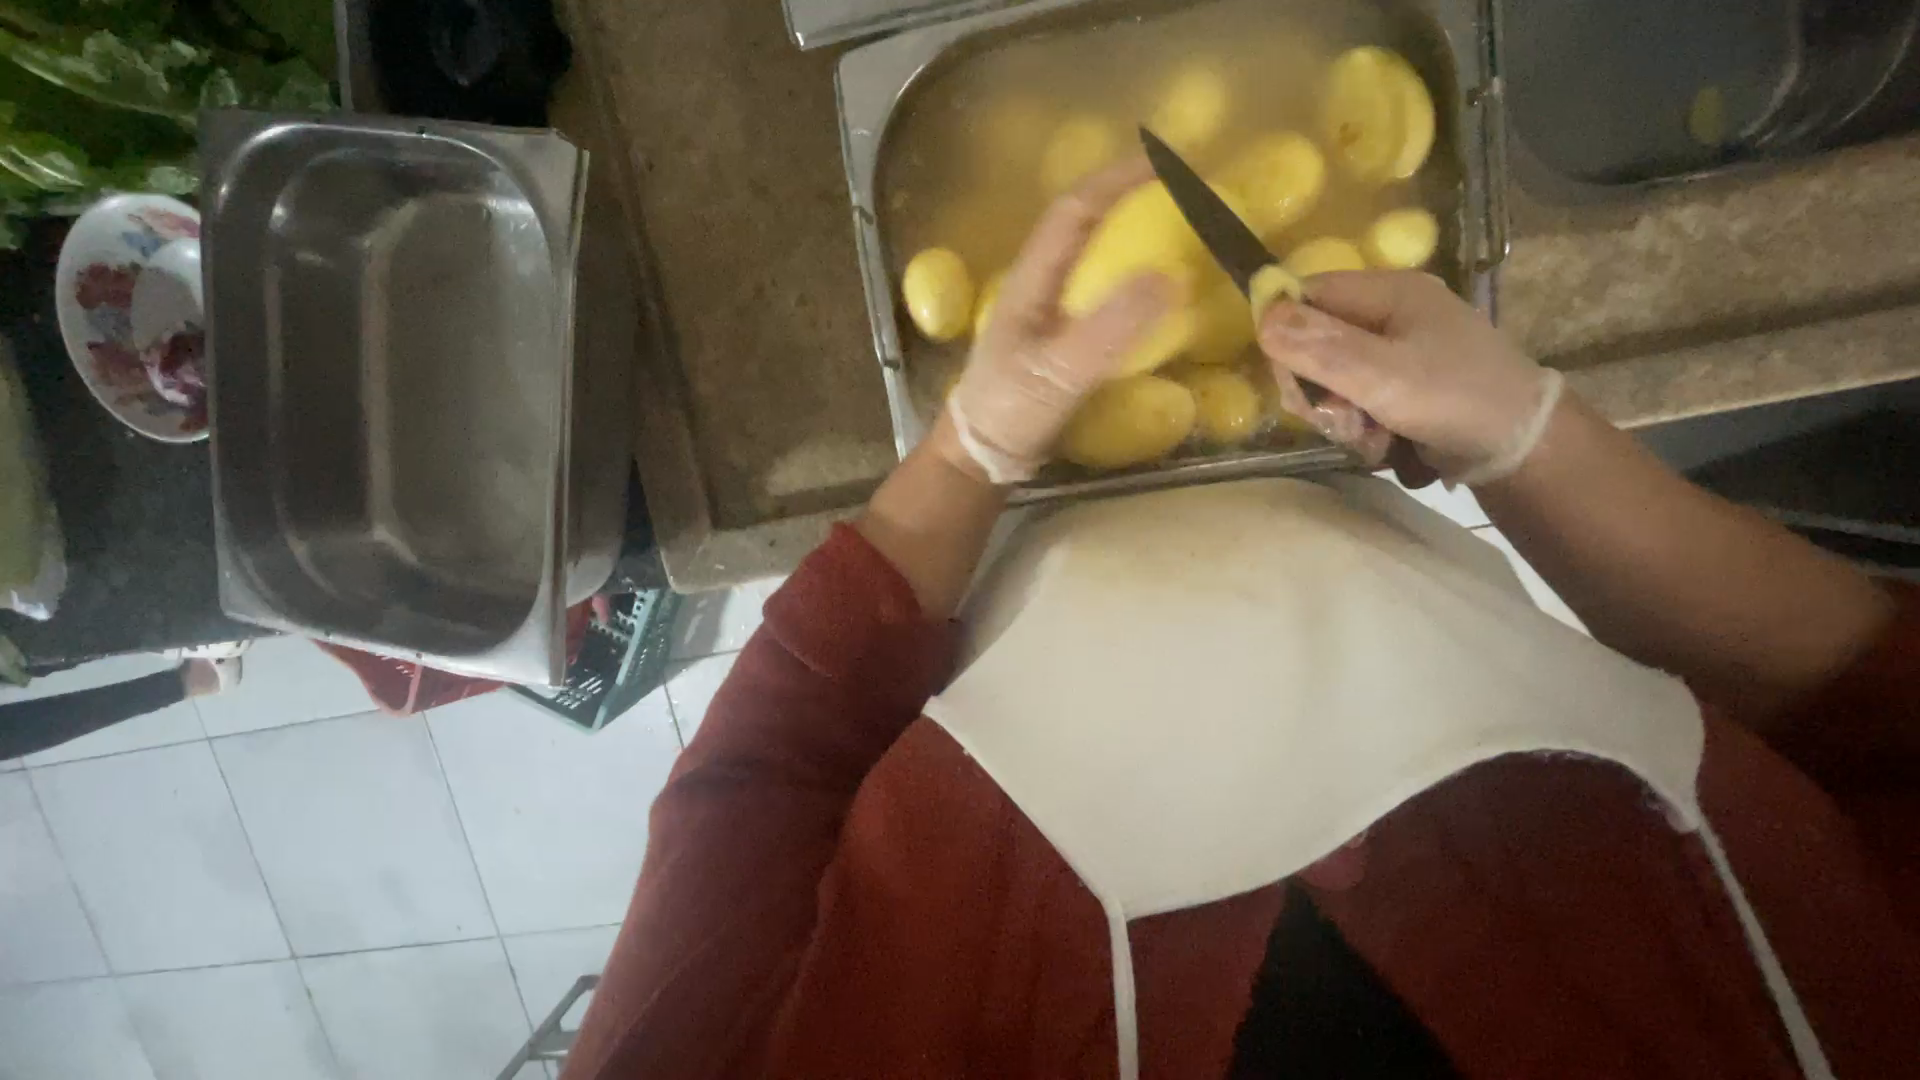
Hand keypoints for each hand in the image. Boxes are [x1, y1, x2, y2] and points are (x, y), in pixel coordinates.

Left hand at [944, 159, 1181, 484]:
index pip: (1075, 211)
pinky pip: (1104, 302)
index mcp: (1032, 281)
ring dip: (1137, 244)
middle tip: (1188, 198)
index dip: (1119, 179)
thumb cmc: (1008, 411)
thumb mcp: (1056, 372)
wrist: (982, 458)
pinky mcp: (1062, 346)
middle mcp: (1041, 289)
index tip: (1170, 162)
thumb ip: (1106, 330)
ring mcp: (1051, 318)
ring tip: (1184, 238)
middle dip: (1134, 204)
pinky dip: (1135, 289)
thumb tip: (1169, 279)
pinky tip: (1161, 300)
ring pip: (1097, 265)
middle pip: (1088, 229)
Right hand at [1255, 270, 1563, 485]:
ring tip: (1368, 436)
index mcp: (1390, 292)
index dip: (1285, 334)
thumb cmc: (1456, 399)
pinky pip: (1354, 401)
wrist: (1525, 450)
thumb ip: (1321, 348)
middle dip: (1316, 389)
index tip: (1291, 379)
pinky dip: (1358, 427)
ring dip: (1337, 416)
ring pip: (1330, 380)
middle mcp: (1391, 315)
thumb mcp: (1383, 375)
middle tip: (1337, 417)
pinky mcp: (1402, 386)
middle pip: (1313, 343)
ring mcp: (1397, 352)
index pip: (1307, 296)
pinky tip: (1381, 443)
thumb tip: (1262, 318)